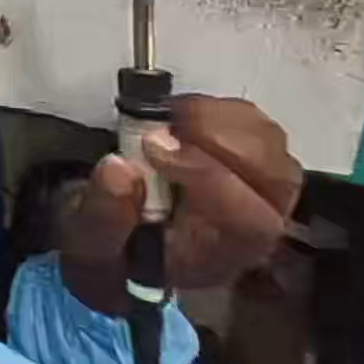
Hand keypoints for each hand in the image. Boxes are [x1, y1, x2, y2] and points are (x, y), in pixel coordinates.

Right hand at [58, 95, 303, 314]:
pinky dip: (219, 112)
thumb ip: (104, 212)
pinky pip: (255, 128)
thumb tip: (119, 167)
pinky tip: (177, 118)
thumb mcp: (90, 241)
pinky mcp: (248, 164)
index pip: (245, 216)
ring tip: (166, 118)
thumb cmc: (110, 246)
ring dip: (218, 120)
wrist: (121, 241)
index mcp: (221, 251)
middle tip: (163, 123)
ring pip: (270, 145)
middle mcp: (254, 223)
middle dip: (219, 139)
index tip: (150, 147)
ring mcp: (259, 191)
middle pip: (273, 176)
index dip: (205, 175)